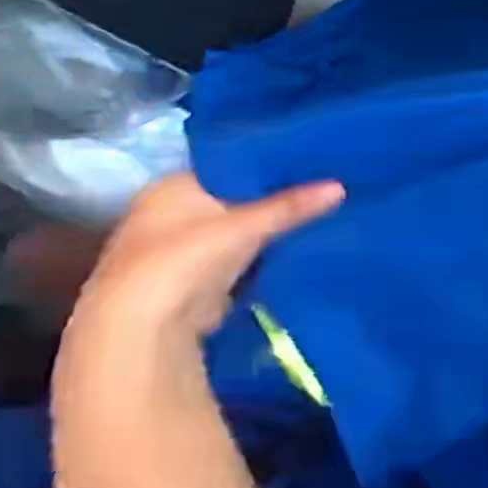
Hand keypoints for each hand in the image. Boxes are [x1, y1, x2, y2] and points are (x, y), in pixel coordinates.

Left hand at [65, 173, 343, 351]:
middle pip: (238, 196)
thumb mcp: (246, 225)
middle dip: (276, 196)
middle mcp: (173, 210)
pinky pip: (244, 255)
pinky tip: (301, 243)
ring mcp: (185, 246)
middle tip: (325, 184)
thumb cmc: (186, 258)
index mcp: (174, 185)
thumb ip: (292, 206)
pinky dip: (266, 252)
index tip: (311, 160)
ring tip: (322, 211)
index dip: (269, 162)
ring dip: (273, 226)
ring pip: (243, 228)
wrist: (146, 326)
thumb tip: (341, 185)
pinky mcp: (201, 276)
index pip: (231, 162)